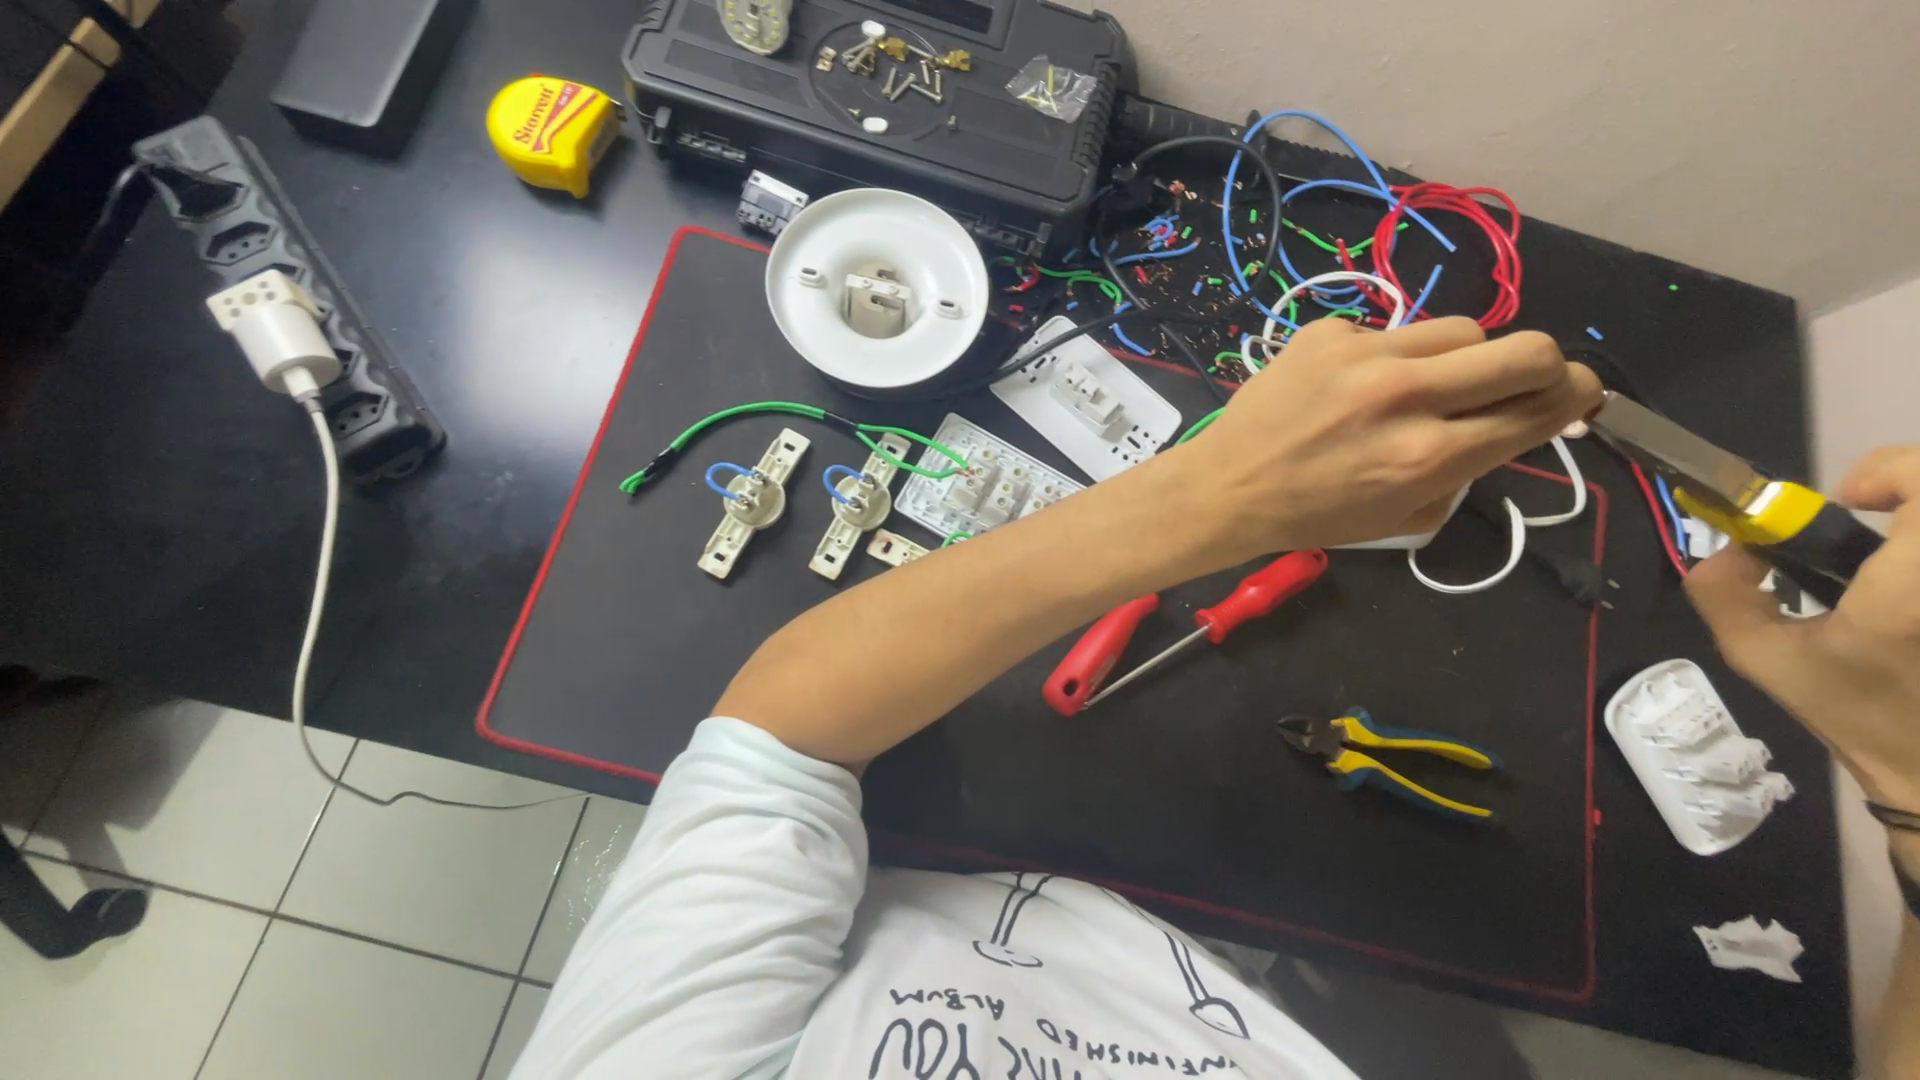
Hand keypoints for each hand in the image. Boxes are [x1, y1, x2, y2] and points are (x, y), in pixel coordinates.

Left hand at [1165, 316, 1600, 554]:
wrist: (1228, 486)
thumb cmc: (1313, 514)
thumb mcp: (1402, 516)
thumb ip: (1465, 470)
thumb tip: (1511, 424)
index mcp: (1428, 456)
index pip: (1542, 408)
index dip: (1576, 399)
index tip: (1577, 396)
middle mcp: (1404, 397)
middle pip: (1528, 348)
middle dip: (1546, 366)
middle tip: (1526, 381)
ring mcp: (1362, 355)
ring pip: (1462, 329)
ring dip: (1462, 358)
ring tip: (1426, 385)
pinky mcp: (1327, 333)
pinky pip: (1392, 330)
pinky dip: (1389, 356)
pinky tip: (1356, 383)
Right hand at [1687, 445, 1919, 814]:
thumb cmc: (1851, 705)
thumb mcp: (1758, 655)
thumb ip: (1722, 592)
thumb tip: (1734, 544)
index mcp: (1907, 597)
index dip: (1892, 471)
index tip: (1851, 500)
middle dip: (1910, 482)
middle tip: (1874, 508)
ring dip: (1917, 512)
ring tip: (1894, 534)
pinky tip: (1901, 568)